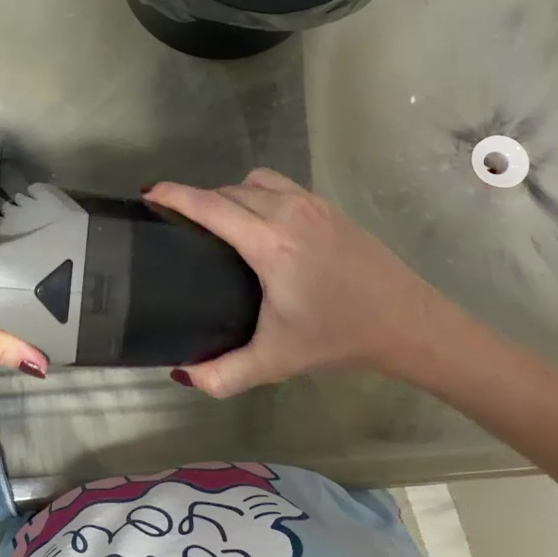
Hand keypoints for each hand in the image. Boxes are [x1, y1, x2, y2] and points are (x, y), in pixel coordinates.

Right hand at [143, 168, 458, 396]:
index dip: (174, 195)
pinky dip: (258, 194)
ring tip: (219, 222)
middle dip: (199, 199)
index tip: (149, 193)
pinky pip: (280, 186)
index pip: (210, 206)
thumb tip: (181, 374)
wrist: (408, 324)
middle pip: (228, 190)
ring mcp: (312, 204)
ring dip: (231, 194)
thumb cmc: (338, 339)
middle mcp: (288, 213)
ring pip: (255, 181)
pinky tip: (259, 223)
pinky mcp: (329, 206)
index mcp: (270, 245)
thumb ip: (223, 375)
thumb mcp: (275, 362)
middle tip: (179, 225)